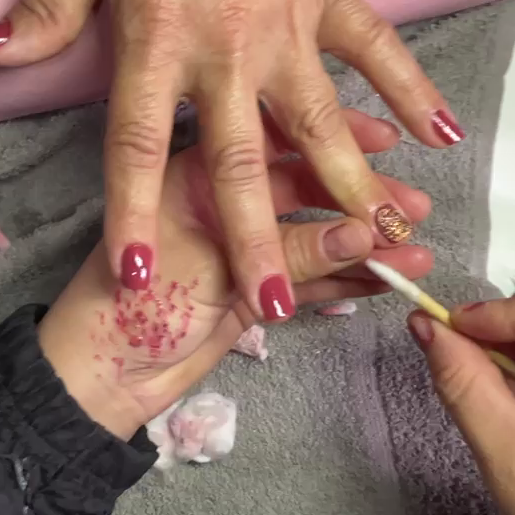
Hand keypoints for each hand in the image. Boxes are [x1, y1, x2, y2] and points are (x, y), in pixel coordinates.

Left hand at [0, 0, 458, 323]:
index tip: (137, 276)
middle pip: (238, 159)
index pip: (138, 145)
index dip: (133, 215)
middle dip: (252, 239)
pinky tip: (439, 135)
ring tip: (374, 245)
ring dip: (344, 187)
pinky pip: (375, 46)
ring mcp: (287, 20)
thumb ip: (43, 8)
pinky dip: (408, 87)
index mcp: (156, 35)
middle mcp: (226, 43)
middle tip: (269, 306)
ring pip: (319, 119)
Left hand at [39, 110, 433, 438]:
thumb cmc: (133, 305)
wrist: (97, 378)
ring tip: (417, 249)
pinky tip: (388, 279)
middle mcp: (222, 200)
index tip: (389, 137)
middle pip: (304, 189)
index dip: (332, 138)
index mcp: (197, 171)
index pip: (273, 140)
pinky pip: (303, 281)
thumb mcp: (212, 266)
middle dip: (361, 195)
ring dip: (362, 244)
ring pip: (311, 237)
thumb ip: (289, 250)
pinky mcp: (248, 291)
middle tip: (414, 204)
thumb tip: (368, 230)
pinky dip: (343, 282)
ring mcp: (238, 247)